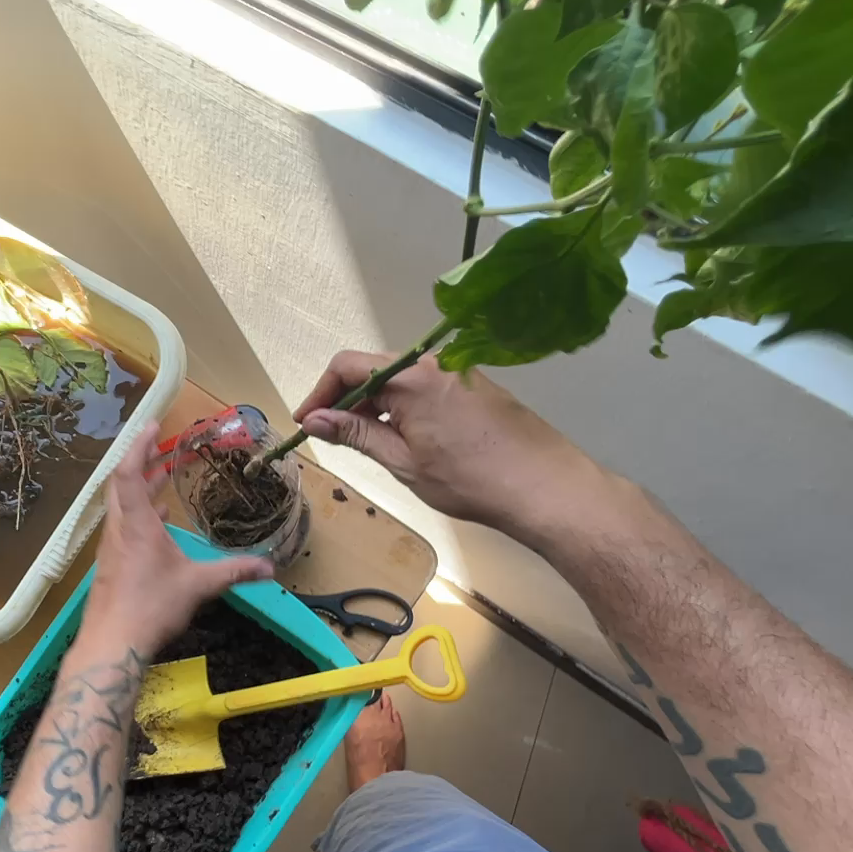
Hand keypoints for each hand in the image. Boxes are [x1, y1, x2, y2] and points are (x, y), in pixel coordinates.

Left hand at [79, 430, 272, 656]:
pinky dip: (138, 512)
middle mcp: (119, 529)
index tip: (151, 426)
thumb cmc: (150, 607)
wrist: (113, 643)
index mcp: (136, 523)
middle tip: (160, 446)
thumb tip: (269, 568)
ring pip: (121, 505)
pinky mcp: (111, 564)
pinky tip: (157, 522)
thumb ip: (234, 572)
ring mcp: (111, 547)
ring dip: (140, 487)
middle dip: (141, 461)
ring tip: (162, 477)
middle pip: (122, 483)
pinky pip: (123, 525)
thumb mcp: (198, 585)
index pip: (130, 472)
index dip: (138, 446)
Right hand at [293, 351, 620, 540]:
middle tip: (329, 436)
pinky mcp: (472, 386)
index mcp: (411, 377)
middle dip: (344, 400)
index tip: (306, 424)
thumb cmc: (469, 479)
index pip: (346, 366)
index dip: (319, 394)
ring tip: (362, 442)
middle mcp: (432, 364)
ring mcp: (456, 372)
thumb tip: (314, 420)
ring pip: (397, 380)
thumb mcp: (401, 460)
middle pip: (371, 369)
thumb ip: (355, 434)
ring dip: (372, 405)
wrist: (545, 487)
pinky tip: (401, 437)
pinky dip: (400, 407)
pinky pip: (421, 387)